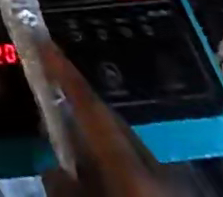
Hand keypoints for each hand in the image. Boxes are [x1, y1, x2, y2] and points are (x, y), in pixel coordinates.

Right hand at [41, 41, 173, 196]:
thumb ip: (68, 194)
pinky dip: (116, 174)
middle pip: (113, 127)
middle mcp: (158, 171)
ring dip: (98, 148)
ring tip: (71, 150)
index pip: (91, 108)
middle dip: (81, 111)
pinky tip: (100, 183)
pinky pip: (142, 175)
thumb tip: (53, 170)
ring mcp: (175, 186)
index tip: (42, 41)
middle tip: (50, 95)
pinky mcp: (180, 194)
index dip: (64, 72)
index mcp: (132, 173)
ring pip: (128, 152)